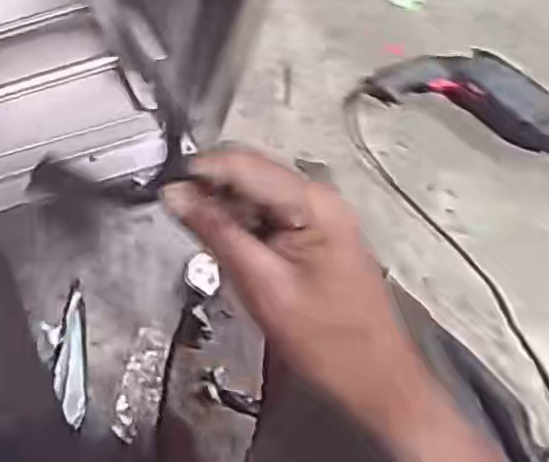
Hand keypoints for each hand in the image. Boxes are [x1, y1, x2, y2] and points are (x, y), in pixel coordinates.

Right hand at [164, 148, 440, 434]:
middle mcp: (320, 198)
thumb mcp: (260, 284)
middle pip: (249, 169)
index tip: (170, 185)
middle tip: (180, 207)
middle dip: (210, 187)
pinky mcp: (316, 228)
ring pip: (254, 187)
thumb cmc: (334, 346)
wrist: (378, 385)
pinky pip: (267, 206)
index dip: (200, 171)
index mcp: (313, 204)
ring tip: (204, 230)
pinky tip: (232, 242)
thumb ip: (215, 231)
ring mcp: (321, 212)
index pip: (243, 163)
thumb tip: (178, 196)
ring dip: (224, 203)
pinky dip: (242, 218)